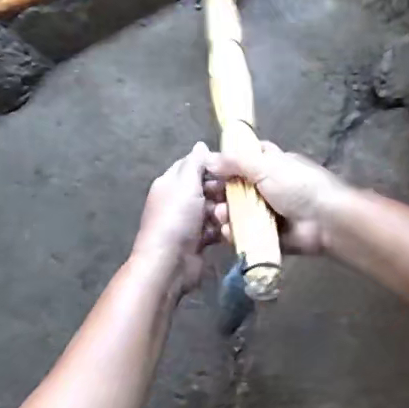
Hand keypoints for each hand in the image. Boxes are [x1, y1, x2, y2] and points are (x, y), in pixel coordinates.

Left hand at [132, 143, 223, 295]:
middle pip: (207, 187)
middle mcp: (179, 200)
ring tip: (232, 216)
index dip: (213, 164)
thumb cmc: (176, 218)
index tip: (235, 166)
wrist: (169, 263)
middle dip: (223, 190)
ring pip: (214, 208)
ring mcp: (189, 221)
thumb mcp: (185, 183)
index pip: (193, 165)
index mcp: (171, 183)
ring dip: (225, 211)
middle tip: (239, 192)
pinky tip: (231, 230)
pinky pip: (216, 228)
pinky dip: (224, 229)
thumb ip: (195, 162)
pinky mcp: (199, 240)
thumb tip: (200, 144)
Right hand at [209, 140, 348, 255]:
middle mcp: (269, 186)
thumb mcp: (266, 166)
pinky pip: (247, 233)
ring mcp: (269, 212)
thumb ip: (236, 162)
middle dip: (221, 193)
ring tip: (220, 215)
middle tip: (206, 198)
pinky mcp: (269, 234)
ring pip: (239, 212)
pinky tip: (227, 232)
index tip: (206, 171)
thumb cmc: (298, 185)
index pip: (245, 159)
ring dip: (226, 213)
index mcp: (272, 164)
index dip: (226, 163)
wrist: (326, 220)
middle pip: (237, 188)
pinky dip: (236, 233)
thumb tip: (208, 158)